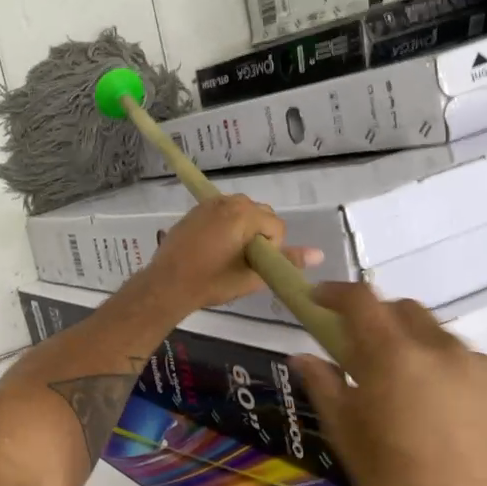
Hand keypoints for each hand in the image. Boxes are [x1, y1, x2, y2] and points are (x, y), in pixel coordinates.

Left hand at [138, 195, 321, 314]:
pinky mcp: (195, 210)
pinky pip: (222, 212)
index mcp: (245, 215)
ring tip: (227, 254)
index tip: (253, 265)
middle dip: (257, 236)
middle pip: (260, 214)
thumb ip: (286, 262)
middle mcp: (229, 202)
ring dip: (242, 229)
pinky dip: (225, 225)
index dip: (271, 248)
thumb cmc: (210, 282)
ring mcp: (209, 203)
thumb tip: (319, 254)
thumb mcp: (251, 276)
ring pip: (241, 211)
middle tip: (241, 261)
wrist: (167, 284)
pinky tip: (212, 246)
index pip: (276, 226)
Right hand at [294, 284, 486, 485]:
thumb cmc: (393, 481)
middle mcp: (442, 349)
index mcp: (395, 356)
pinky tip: (440, 415)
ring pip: (438, 337)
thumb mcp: (344, 433)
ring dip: (413, 348)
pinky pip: (468, 364)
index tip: (318, 299)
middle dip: (377, 320)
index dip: (336, 293)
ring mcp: (482, 366)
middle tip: (359, 354)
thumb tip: (305, 357)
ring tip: (404, 393)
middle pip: (404, 310)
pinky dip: (446, 374)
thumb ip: (324, 385)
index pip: (362, 301)